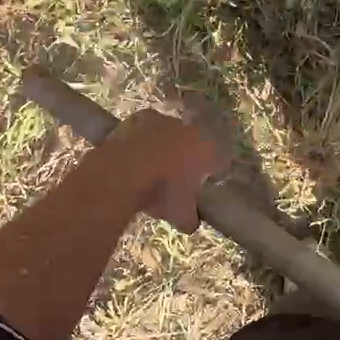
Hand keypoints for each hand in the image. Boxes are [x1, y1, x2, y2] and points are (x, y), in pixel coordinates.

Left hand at [101, 110, 223, 232]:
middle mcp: (189, 129)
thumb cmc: (161, 193)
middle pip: (191, 144)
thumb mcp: (180, 215)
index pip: (216, 160)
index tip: (198, 186)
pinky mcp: (138, 116)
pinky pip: (144, 130)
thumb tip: (190, 223)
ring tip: (147, 168)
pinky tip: (130, 158)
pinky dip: (140, 141)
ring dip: (161, 147)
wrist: (124, 172)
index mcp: (207, 150)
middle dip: (184, 158)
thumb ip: (190, 219)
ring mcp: (163, 120)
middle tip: (172, 178)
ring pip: (167, 134)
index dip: (208, 173)